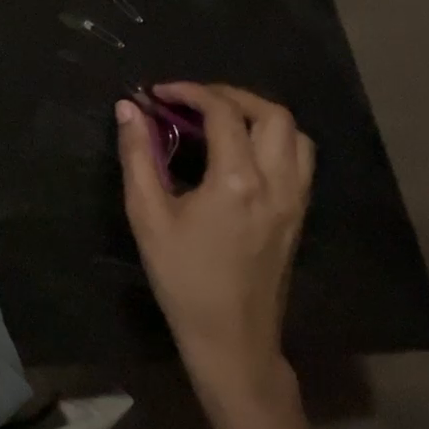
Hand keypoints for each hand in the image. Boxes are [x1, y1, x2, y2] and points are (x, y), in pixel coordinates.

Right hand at [116, 82, 314, 428]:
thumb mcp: (147, 213)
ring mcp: (295, 200)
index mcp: (237, 180)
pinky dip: (273, 139)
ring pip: (295, 135)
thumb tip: (129, 109)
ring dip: (258, 115)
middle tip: (191, 100)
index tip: (156, 94)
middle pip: (272, 113)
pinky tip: (239, 152)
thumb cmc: (182, 275)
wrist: (230, 336)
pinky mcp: (299, 215)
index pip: (223, 112)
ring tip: (218, 120)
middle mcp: (276, 182)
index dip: (189, 92)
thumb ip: (137, 155)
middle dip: (230, 95)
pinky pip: (299, 159)